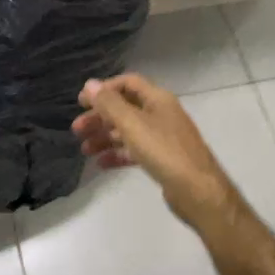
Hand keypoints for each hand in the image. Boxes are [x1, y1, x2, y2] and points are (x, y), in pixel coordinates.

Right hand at [73, 74, 238, 229]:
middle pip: (125, 109)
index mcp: (157, 99)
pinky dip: (118, 154)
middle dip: (100, 117)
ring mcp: (163, 137)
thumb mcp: (132, 124)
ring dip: (105, 137)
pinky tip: (101, 164)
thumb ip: (109, 104)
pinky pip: (135, 151)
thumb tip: (90, 84)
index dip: (104, 90)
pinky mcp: (162, 159)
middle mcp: (161, 114)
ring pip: (128, 131)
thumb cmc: (164, 151)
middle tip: (77, 130)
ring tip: (85, 150)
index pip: (127, 83)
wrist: (197, 190)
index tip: (81, 102)